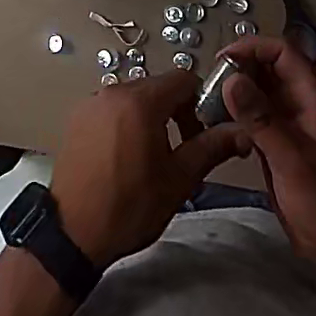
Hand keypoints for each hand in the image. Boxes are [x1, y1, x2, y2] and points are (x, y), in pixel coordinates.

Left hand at [49, 72, 251, 267]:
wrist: (71, 236)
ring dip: (153, 117)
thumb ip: (213, 147)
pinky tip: (128, 156)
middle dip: (178, 111)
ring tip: (155, 156)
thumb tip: (244, 132)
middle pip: (159, 87)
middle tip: (184, 149)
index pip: (185, 79)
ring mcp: (91, 105)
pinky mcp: (76, 120)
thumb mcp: (180, 178)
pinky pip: (113, 109)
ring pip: (136, 98)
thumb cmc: (130, 206)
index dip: (202, 101)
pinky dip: (128, 123)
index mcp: (140, 101)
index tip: (204, 132)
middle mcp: (113, 93)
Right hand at [219, 37, 315, 285]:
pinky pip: (255, 120)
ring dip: (236, 92)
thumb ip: (262, 119)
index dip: (254, 48)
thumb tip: (232, 79)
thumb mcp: (292, 160)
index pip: (285, 55)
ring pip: (260, 95)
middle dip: (241, 68)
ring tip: (206, 100)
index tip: (222, 58)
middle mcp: (301, 108)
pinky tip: (215, 123)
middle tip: (208, 82)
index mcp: (314, 102)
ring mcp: (289, 129)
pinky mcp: (278, 149)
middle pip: (270, 71)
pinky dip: (236, 116)